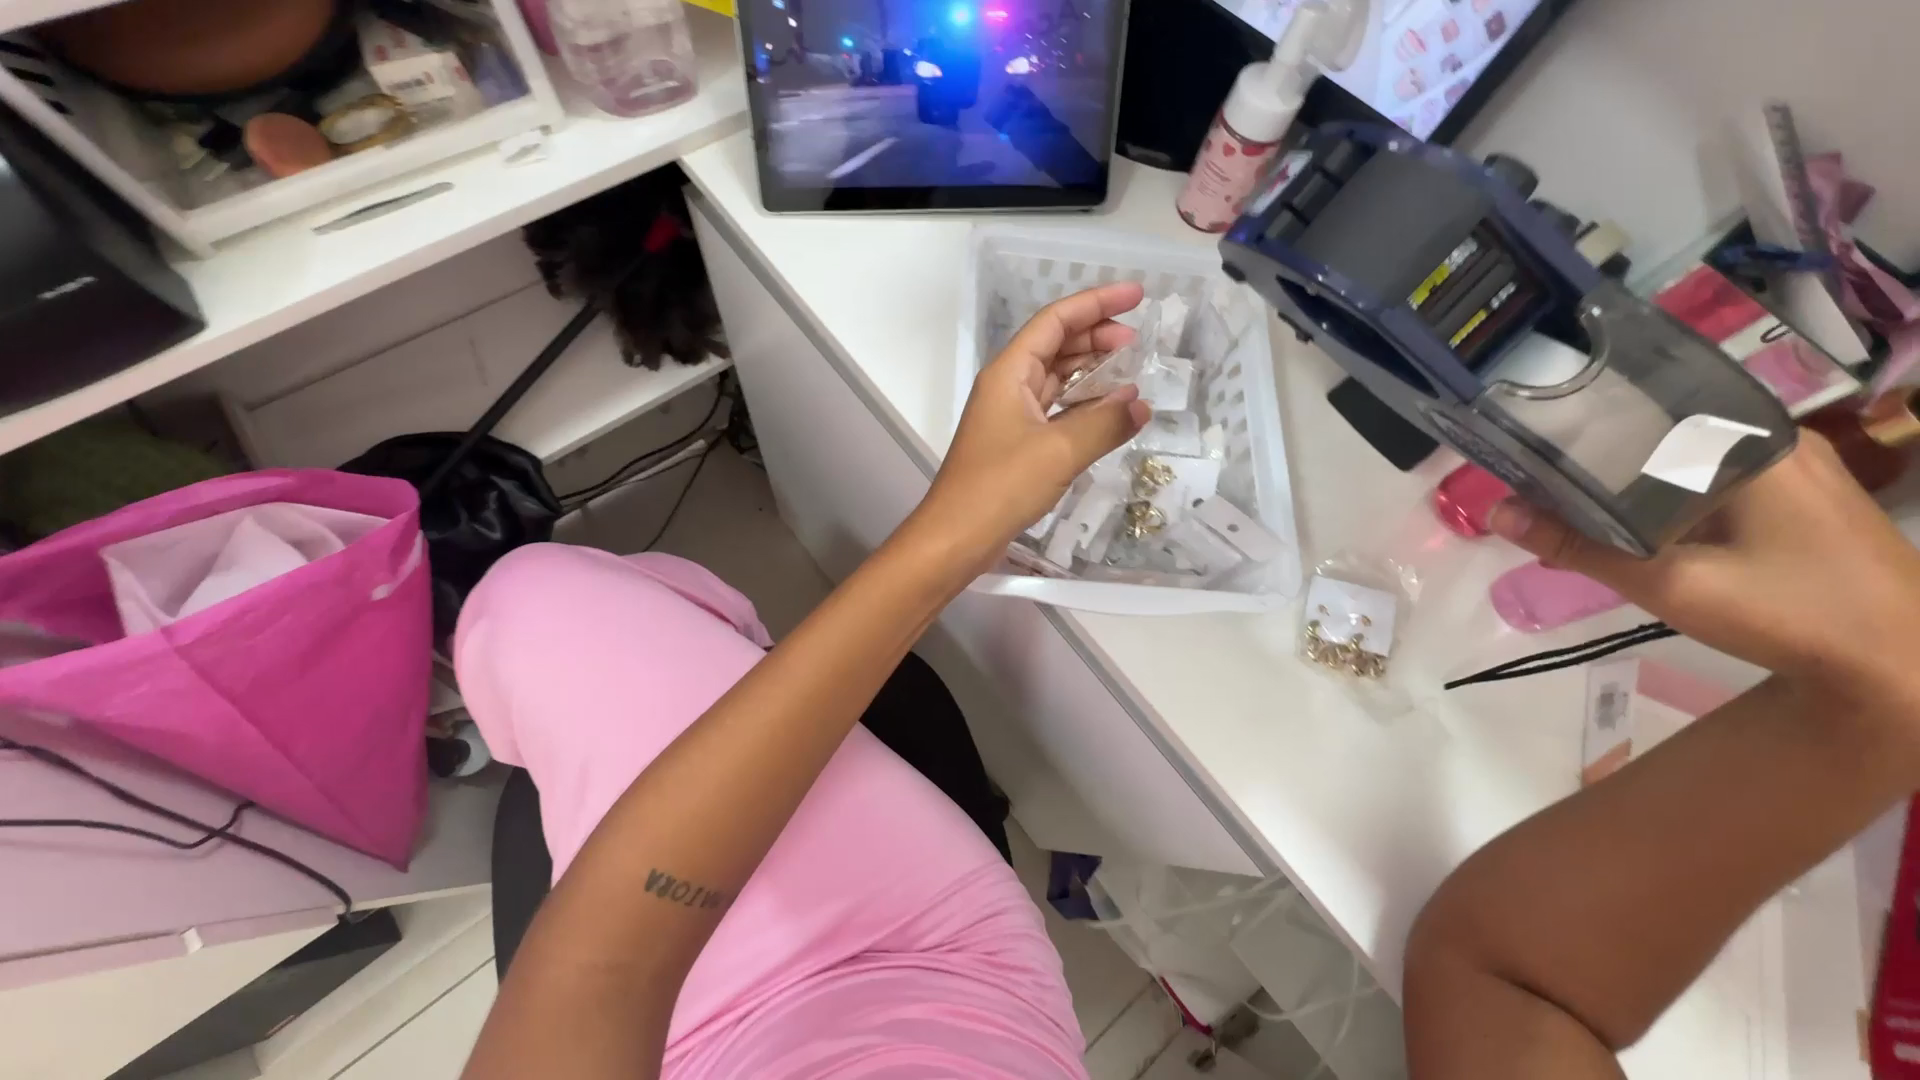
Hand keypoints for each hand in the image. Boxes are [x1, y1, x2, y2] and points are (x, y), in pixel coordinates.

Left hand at [907, 282, 1151, 565]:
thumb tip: (1140, 404)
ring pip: (1056, 378)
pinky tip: (1108, 412)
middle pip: (1055, 344)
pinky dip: (1082, 405)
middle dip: (1096, 335)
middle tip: (1138, 339)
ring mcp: (1010, 415)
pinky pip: (1055, 409)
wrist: (956, 536)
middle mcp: (1007, 386)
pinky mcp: (1016, 444)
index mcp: (1009, 372)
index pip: (1055, 321)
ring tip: (1130, 367)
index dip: (1097, 303)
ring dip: (1091, 369)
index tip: (1137, 296)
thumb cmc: (1000, 486)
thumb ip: (1105, 423)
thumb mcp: (1060, 451)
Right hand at [1488, 434, 1919, 699]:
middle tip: (1538, 480)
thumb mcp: (1667, 584)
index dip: (1583, 423)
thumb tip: (1497, 513)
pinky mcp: (1803, 501)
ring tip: (1572, 503)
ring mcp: (1796, 472)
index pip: (1647, 409)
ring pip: (1687, 461)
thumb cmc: (1788, 614)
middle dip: (1599, 458)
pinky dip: (1666, 498)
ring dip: (1632, 482)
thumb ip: (1580, 546)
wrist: (1904, 669)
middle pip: (1664, 435)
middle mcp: (1776, 443)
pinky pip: (1713, 482)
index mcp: (1752, 443)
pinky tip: (1635, 525)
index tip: (1528, 441)